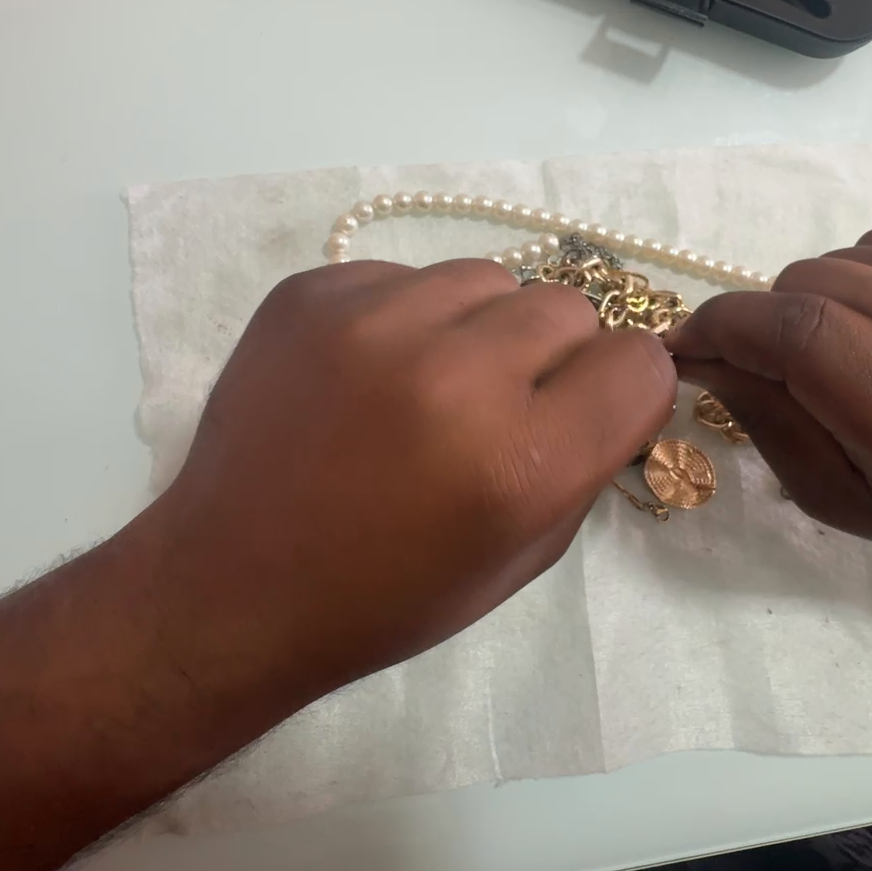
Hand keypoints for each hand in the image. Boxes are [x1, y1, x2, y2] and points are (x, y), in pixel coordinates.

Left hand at [124, 260, 675, 708]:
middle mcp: (453, 375)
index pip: (638, 364)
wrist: (233, 585)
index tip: (587, 408)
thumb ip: (587, 463)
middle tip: (499, 403)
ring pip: (488, 277)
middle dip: (553, 355)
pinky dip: (406, 317)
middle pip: (568, 307)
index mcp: (518, 461)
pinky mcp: (311, 294)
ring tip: (429, 382)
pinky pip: (406, 275)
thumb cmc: (387, 595)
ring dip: (480, 326)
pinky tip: (367, 373)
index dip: (621, 389)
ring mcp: (372, 322)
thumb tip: (612, 385)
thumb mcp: (520, 556)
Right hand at [664, 223, 871, 578]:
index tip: (687, 342)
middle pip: (817, 284)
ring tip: (852, 350)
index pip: (803, 336)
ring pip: (848, 257)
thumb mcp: (835, 496)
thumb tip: (697, 350)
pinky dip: (866, 277)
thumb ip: (763, 419)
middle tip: (775, 363)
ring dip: (820, 299)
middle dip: (767, 318)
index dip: (728, 326)